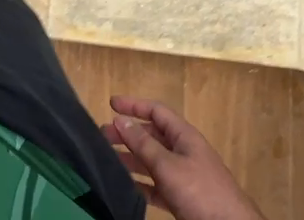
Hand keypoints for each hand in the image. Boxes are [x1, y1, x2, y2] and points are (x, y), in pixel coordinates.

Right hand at [101, 96, 263, 219]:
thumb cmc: (200, 192)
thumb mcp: (168, 166)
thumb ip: (143, 144)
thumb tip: (120, 120)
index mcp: (184, 137)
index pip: (156, 111)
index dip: (134, 105)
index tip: (110, 104)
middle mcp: (184, 152)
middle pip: (152, 135)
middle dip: (128, 134)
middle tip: (103, 136)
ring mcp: (185, 177)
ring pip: (153, 161)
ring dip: (132, 159)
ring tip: (109, 160)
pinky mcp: (184, 199)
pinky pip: (158, 185)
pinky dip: (142, 184)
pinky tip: (127, 186)